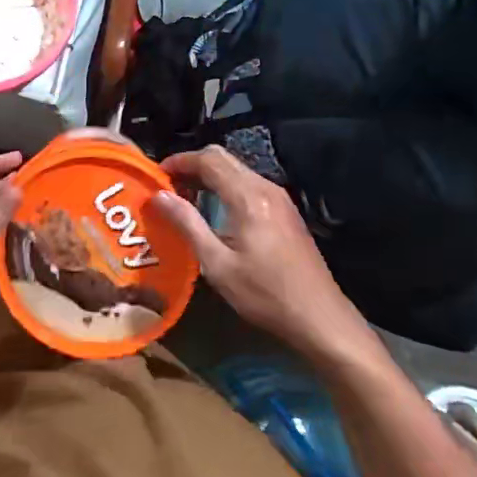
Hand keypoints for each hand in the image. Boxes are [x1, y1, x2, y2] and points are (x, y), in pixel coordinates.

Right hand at [148, 146, 371, 360]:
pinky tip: (213, 210)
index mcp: (248, 197)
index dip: (179, 161)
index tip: (155, 175)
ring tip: (184, 197)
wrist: (321, 318)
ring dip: (208, 175)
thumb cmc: (265, 294)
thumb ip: (187, 224)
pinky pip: (248, 184)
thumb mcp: (217, 264)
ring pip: (236, 170)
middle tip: (167, 185)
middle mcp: (266, 189)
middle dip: (191, 165)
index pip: (208, 159)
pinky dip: (225, 186)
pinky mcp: (286, 212)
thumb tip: (159, 195)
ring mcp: (280, 199)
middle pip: (223, 158)